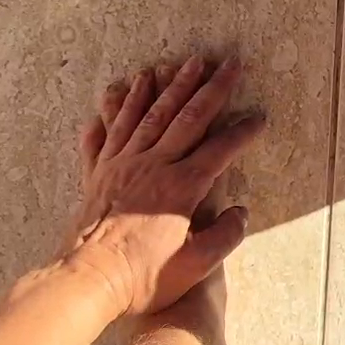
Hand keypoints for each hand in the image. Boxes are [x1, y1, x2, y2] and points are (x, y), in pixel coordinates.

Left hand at [62, 55, 265, 317]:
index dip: (242, 131)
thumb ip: (225, 237)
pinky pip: (108, 132)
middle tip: (226, 63)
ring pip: (148, 115)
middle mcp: (152, 167)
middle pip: (186, 118)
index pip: (219, 149)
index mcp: (180, 188)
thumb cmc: (142, 278)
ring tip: (179, 64)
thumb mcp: (194, 267)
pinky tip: (119, 91)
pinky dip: (115, 109)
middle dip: (210, 88)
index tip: (259, 117)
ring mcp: (121, 166)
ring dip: (167, 87)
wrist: (85, 281)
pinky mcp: (97, 173)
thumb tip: (241, 212)